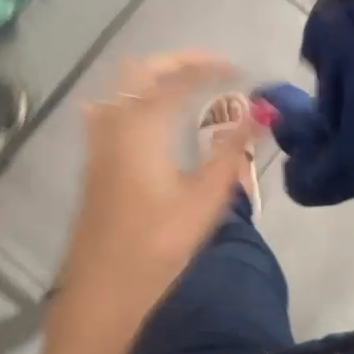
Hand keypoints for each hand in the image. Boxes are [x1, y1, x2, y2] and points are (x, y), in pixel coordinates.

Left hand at [58, 52, 255, 315]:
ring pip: (120, 89)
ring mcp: (98, 144)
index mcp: (142, 128)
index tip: (239, 72)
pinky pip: (110, 111)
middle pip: (140, 70)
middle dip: (176, 62)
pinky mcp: (93, 164)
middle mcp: (114, 125)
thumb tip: (260, 114)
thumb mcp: (205, 200)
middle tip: (211, 72)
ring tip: (187, 92)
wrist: (103, 290)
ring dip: (153, 79)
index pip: (176, 77)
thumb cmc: (158, 246)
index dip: (209, 66)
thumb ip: (232, 151)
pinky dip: (135, 101)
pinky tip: (150, 121)